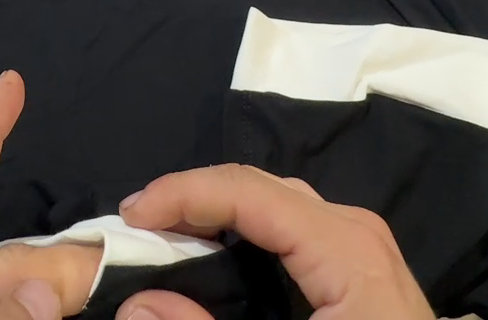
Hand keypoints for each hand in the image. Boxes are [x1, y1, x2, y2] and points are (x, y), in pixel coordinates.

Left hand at [0, 71, 102, 319]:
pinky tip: (57, 307)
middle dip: (51, 267)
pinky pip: (6, 316)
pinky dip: (29, 307)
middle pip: (1, 264)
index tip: (10, 84)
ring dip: (47, 298)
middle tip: (98, 276)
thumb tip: (53, 290)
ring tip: (88, 287)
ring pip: (14, 300)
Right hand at [114, 165, 434, 319]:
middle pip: (256, 184)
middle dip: (191, 196)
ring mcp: (357, 239)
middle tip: (137, 224)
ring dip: (213, 207)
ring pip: (269, 196)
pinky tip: (213, 243)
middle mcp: (352, 227)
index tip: (131, 214)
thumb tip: (136, 303)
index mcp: (344, 248)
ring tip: (164, 229)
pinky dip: (239, 224)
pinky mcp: (354, 258)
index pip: (249, 190)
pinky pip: (285, 219)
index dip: (184, 192)